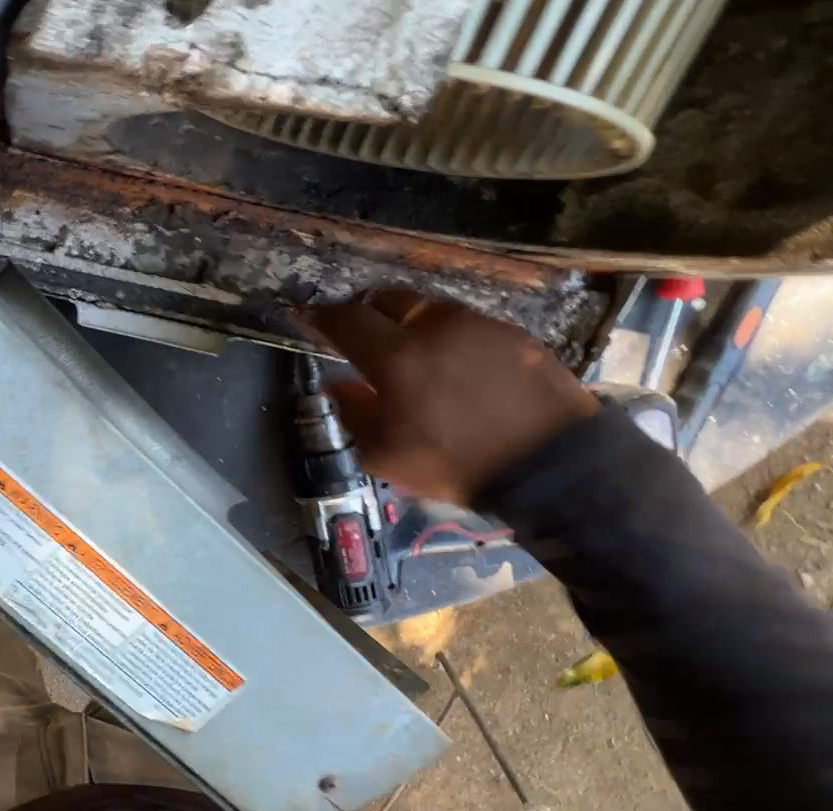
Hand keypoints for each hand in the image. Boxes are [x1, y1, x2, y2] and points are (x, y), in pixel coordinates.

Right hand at [301, 291, 600, 505]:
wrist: (550, 465)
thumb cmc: (452, 463)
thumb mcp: (382, 452)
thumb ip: (354, 411)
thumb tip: (339, 384)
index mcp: (397, 359)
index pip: (348, 322)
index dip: (322, 317)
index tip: (307, 317)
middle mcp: (436, 330)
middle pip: (389, 300)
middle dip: (364, 310)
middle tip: (353, 329)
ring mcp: (480, 327)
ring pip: (428, 307)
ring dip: (405, 319)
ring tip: (400, 342)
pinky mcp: (514, 335)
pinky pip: (464, 323)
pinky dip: (442, 333)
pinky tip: (444, 357)